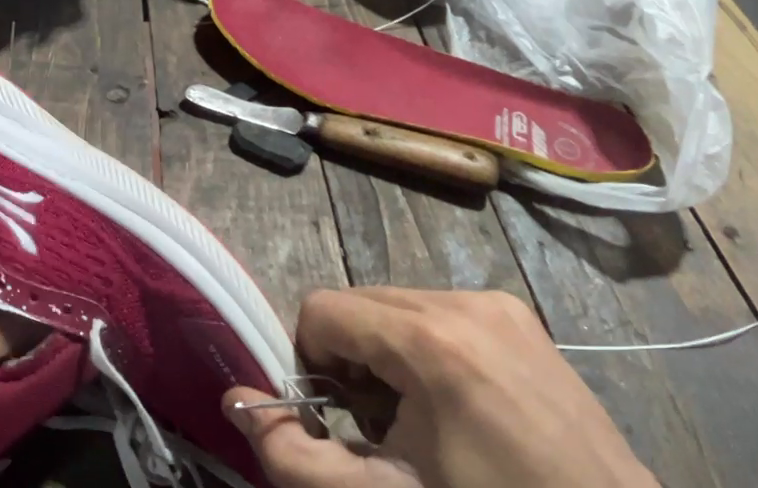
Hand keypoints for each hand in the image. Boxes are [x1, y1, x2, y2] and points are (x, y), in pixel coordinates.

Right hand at [223, 288, 655, 487]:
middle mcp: (463, 303)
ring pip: (394, 307)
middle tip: (383, 429)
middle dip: (350, 361)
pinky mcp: (522, 319)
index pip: (322, 310)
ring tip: (422, 422)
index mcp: (430, 340)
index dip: (312, 363)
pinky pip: (437, 314)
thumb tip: (235, 401)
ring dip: (384, 355)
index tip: (343, 421)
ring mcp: (499, 306)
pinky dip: (422, 350)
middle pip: (357, 305)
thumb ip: (292, 455)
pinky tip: (456, 408)